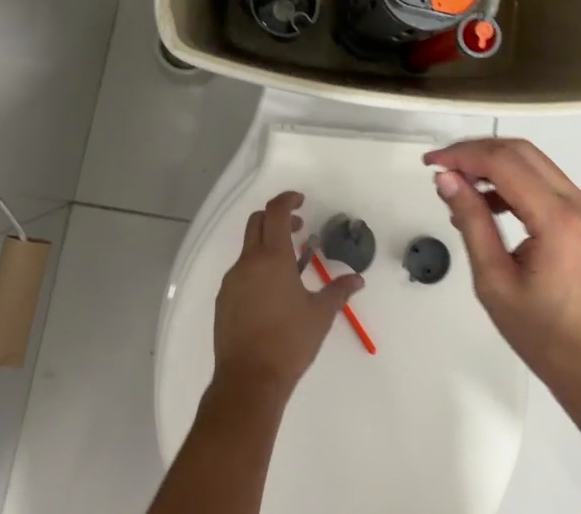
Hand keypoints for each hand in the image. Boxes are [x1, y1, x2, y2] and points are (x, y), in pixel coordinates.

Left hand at [211, 191, 363, 400]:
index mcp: (272, 258)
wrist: (249, 380)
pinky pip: (240, 273)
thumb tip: (357, 279)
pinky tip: (272, 294)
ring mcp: (232, 281)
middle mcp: (248, 263)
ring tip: (289, 268)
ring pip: (248, 249)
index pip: (276, 213)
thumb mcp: (320, 315)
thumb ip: (339, 291)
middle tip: (299, 230)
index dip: (287, 200)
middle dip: (277, 219)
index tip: (301, 201)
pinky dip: (256, 269)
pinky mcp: (224, 300)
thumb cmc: (289, 342)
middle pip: (257, 223)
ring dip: (267, 246)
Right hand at [424, 139, 580, 393]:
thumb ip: (472, 222)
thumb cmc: (544, 336)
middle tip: (441, 168)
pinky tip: (488, 205)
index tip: (430, 163)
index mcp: (557, 219)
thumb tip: (446, 180)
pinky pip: (546, 184)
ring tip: (458, 187)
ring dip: (494, 164)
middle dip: (476, 152)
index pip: (504, 163)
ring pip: (534, 163)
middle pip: (521, 152)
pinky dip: (514, 182)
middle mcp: (578, 203)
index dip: (462, 155)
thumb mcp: (495, 282)